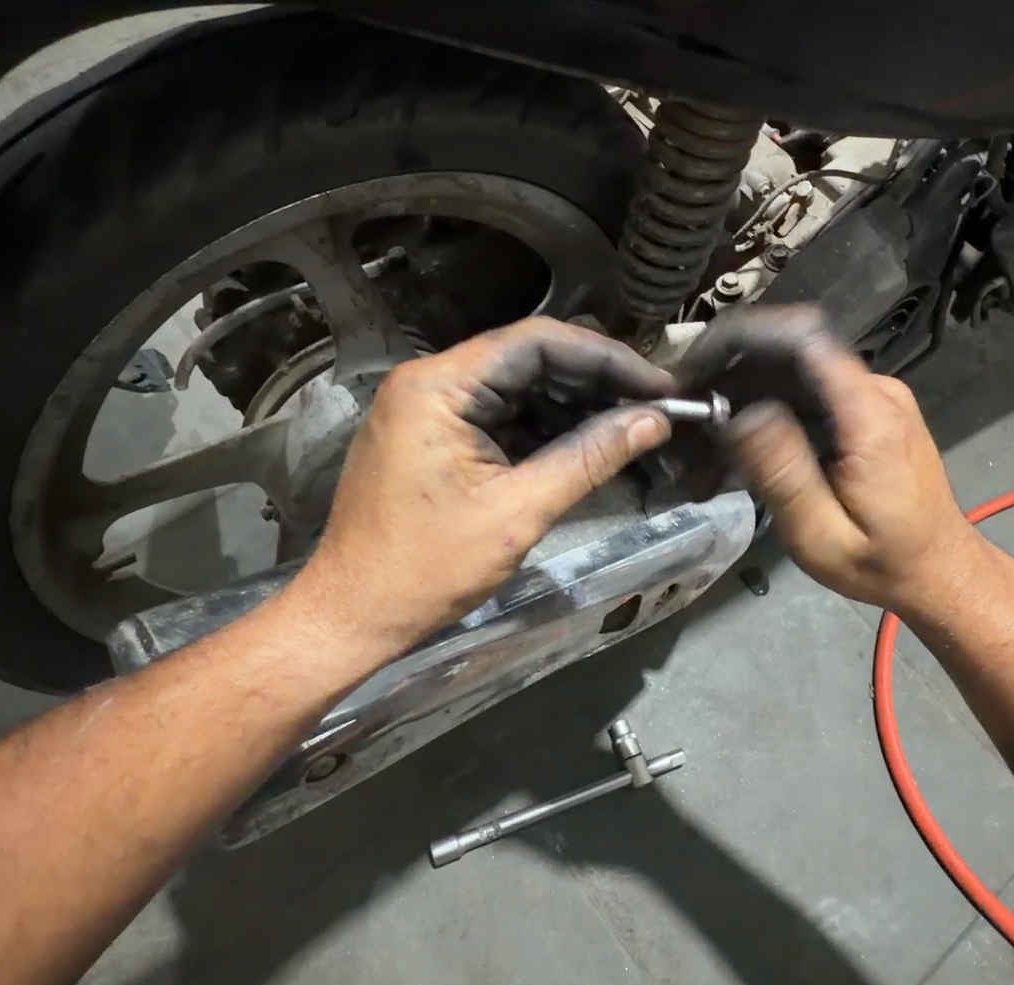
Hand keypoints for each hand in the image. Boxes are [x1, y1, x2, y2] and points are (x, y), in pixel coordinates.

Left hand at [284, 317, 678, 651]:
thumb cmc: (427, 568)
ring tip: (633, 429)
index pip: (538, 342)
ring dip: (574, 410)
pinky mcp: (433, 440)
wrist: (354, 613)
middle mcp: (430, 384)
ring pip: (518, 392)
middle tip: (655, 408)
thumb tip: (654, 421)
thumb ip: (588, 458)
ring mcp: (428, 411)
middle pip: (529, 361)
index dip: (607, 359)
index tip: (659, 385)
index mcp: (440, 386)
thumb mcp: (518, 511)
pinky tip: (587, 448)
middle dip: (595, 384)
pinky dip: (544, 434)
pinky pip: (499, 421)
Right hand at [690, 308, 982, 612]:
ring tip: (704, 437)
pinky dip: (767, 410)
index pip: (801, 340)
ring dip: (744, 394)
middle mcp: (875, 391)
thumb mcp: (822, 535)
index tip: (695, 366)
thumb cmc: (880, 563)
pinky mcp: (866, 410)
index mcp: (869, 416)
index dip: (741, 339)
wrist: (937, 569)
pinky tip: (739, 443)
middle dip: (730, 372)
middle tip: (686, 411)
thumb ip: (785, 475)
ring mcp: (873, 397)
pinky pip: (808, 392)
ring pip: (794, 371)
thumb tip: (742, 415)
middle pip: (790, 352)